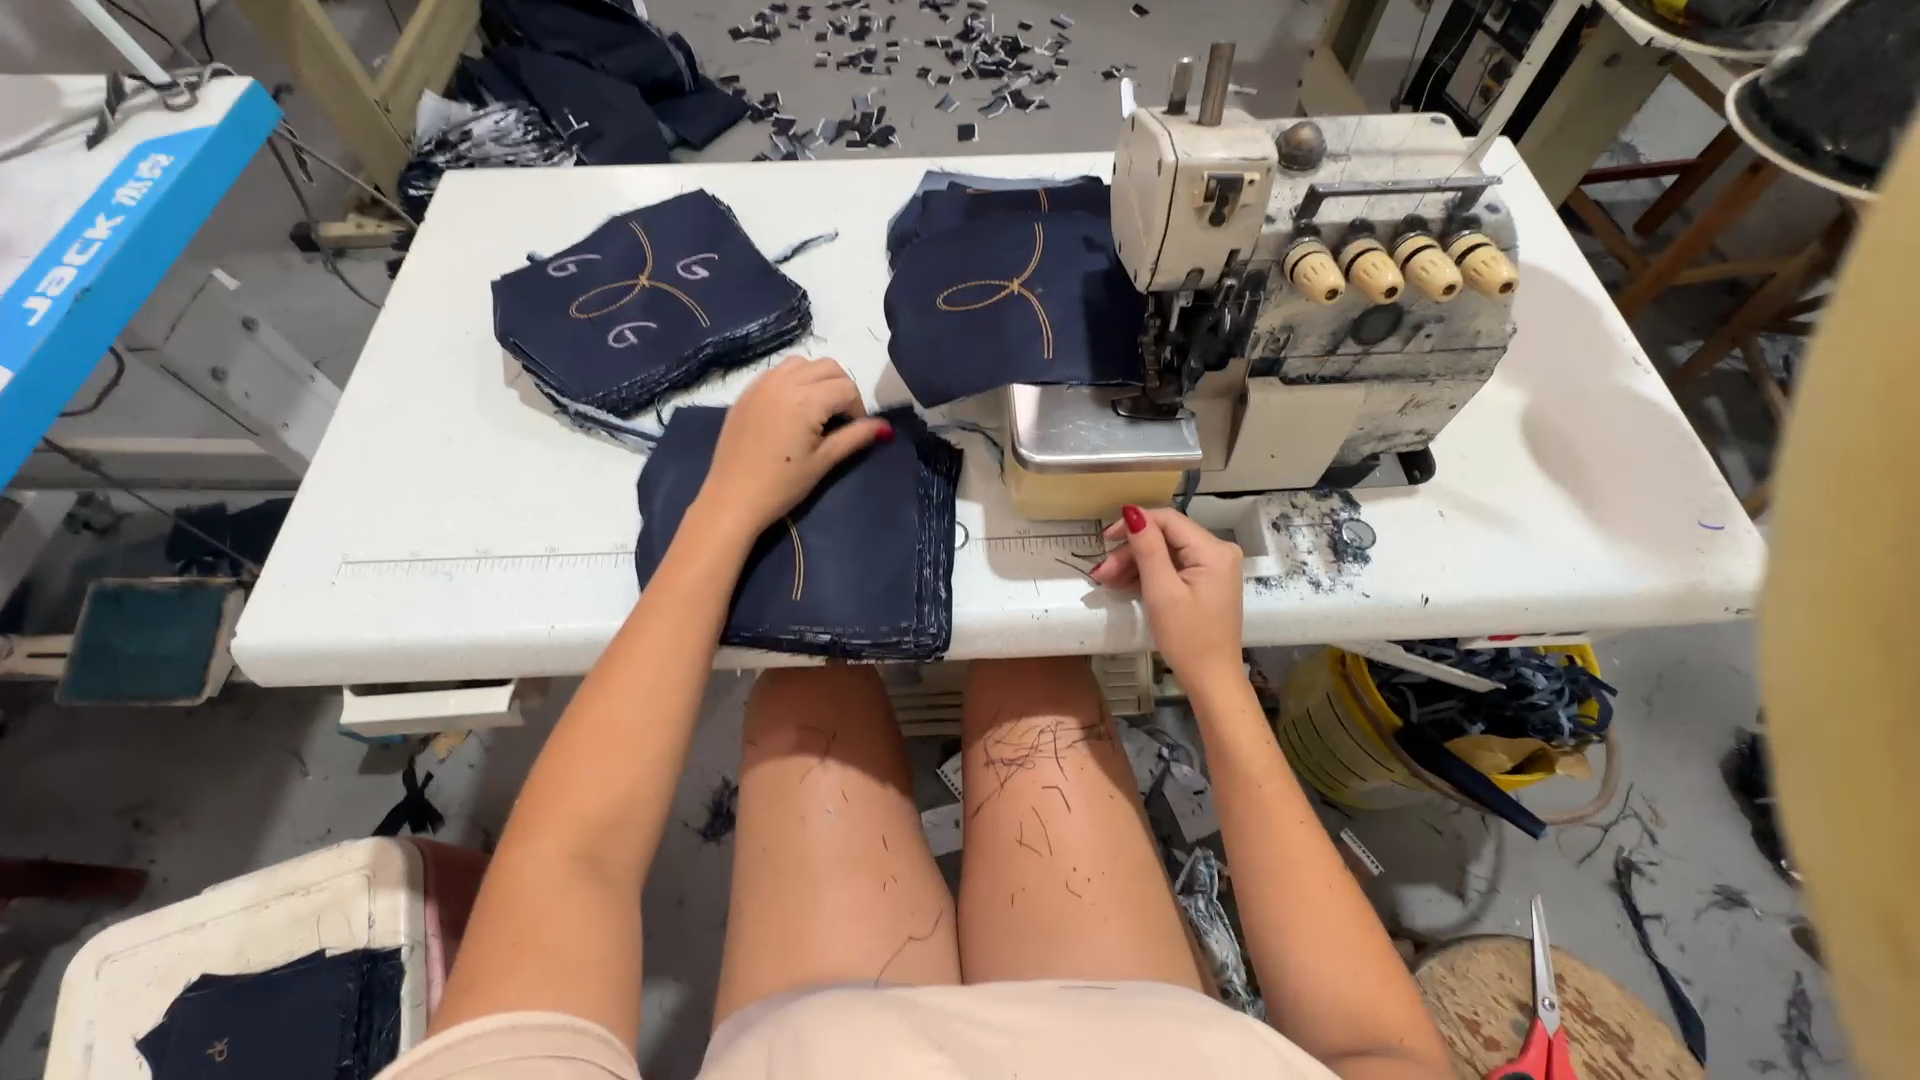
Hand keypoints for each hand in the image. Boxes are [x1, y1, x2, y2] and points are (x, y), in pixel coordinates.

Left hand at [690, 356, 890, 541]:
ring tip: (816, 409)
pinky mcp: (745, 393)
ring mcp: (761, 384)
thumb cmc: (782, 486)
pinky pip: (777, 372)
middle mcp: (783, 382)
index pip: (847, 388)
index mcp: (805, 400)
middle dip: (841, 388)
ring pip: (801, 363)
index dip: (857, 409)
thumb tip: (885, 427)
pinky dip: (793, 380)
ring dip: (817, 378)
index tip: (853, 431)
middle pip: (828, 367)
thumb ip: (855, 437)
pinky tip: (792, 408)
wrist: (732, 499)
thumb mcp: (824, 461)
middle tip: (839, 419)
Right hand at [1089, 505, 1244, 684]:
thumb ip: (1147, 548)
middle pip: (1165, 537)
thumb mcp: (1162, 592)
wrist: (1211, 678)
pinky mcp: (1206, 582)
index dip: (1134, 524)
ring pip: (1166, 552)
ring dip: (1135, 564)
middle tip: (1102, 574)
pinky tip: (1124, 585)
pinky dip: (1148, 575)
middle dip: (1131, 551)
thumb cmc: (1187, 638)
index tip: (1104, 539)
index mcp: (1213, 550)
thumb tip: (1132, 511)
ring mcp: (1213, 568)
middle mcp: (1218, 552)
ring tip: (1107, 582)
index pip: (1167, 520)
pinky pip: (1173, 567)